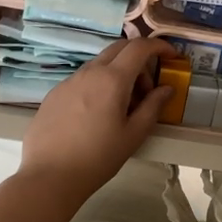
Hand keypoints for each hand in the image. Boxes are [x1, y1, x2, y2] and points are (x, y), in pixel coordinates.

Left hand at [21, 38, 176, 198]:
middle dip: (139, 59)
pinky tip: (97, 115)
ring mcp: (68, 81)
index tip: (172, 56)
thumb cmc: (98, 157)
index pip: (139, 47)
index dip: (159, 46)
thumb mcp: (133, 135)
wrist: (49, 176)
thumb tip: (166, 89)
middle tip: (148, 88)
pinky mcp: (54, 93)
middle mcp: (89, 72)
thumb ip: (153, 107)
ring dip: (118, 74)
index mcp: (112, 79)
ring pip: (100, 64)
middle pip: (119, 48)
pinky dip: (99, 84)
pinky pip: (83, 79)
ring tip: (123, 107)